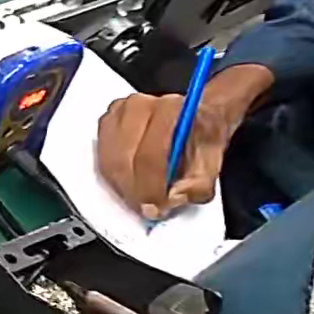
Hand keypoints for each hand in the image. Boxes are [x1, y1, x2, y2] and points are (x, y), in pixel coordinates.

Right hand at [98, 63, 272, 220]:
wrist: (195, 118)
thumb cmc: (200, 139)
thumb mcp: (212, 165)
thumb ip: (198, 186)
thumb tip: (172, 198)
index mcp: (170, 109)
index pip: (150, 154)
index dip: (149, 187)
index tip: (154, 208)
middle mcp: (139, 106)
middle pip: (122, 160)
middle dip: (133, 191)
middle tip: (144, 208)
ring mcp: (118, 112)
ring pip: (108, 161)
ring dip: (121, 185)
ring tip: (138, 196)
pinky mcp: (106, 121)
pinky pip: (100, 157)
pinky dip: (112, 175)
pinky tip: (128, 180)